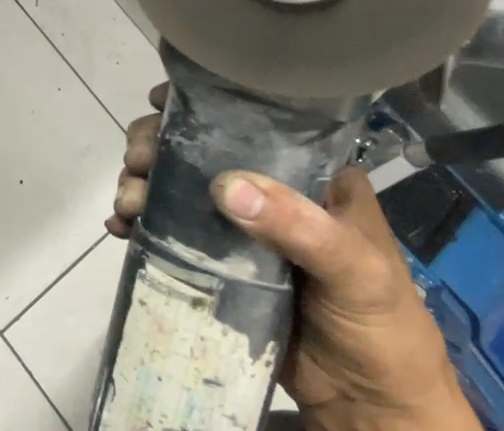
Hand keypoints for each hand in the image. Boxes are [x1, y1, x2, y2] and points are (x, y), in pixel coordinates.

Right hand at [109, 85, 480, 430]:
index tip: (159, 103)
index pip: (252, 124)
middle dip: (154, 148)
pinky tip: (120, 228)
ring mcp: (235, 226)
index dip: (202, 107)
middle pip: (196, 149)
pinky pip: (163, 228)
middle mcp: (267, 191)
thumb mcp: (357, 273)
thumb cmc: (382, 330)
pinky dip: (134, 221)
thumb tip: (225, 186)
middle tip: (137, 164)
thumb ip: (299, 227)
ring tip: (128, 205)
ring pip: (171, 184)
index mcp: (310, 178)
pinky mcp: (211, 260)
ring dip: (138, 184)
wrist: (370, 408)